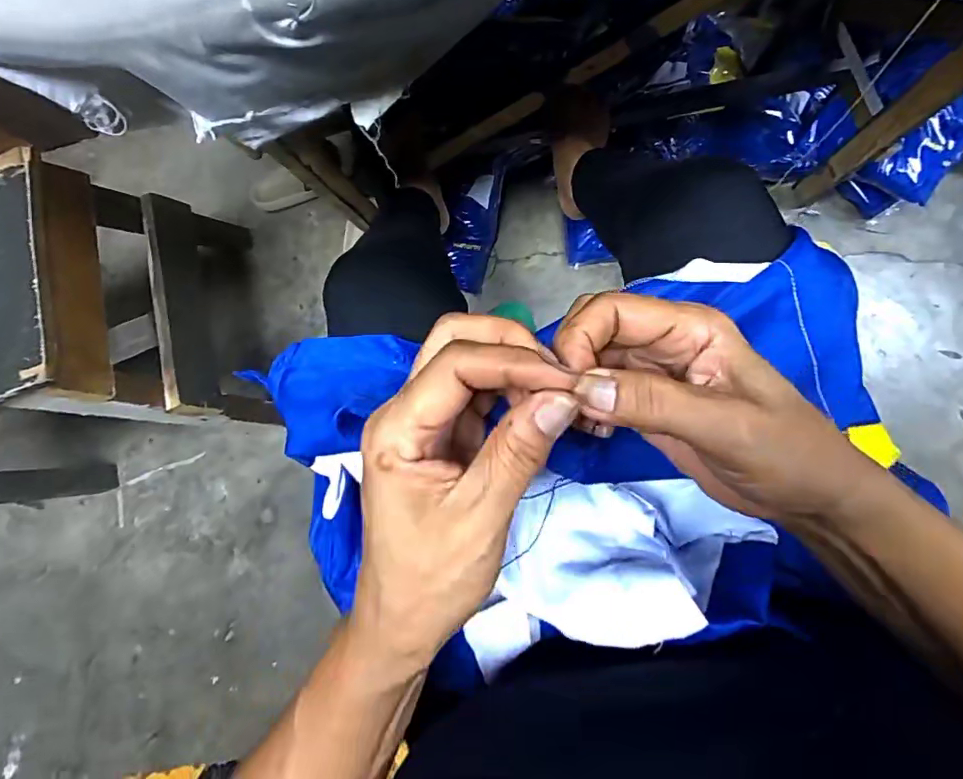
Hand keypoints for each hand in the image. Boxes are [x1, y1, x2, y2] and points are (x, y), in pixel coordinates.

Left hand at [353, 317, 579, 667]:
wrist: (403, 622)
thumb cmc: (432, 579)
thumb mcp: (480, 517)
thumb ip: (519, 451)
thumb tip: (563, 397)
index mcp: (398, 428)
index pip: (456, 363)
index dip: (514, 361)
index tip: (564, 381)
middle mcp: (405, 410)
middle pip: (454, 340)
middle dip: (509, 343)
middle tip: (557, 372)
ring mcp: (426, 417)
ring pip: (469, 356)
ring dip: (515, 361)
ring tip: (556, 388)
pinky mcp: (447, 429)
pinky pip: (482, 387)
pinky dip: (515, 385)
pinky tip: (541, 401)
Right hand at [552, 292, 880, 524]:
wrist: (810, 492)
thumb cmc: (784, 450)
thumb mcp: (724, 426)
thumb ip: (654, 403)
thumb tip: (580, 387)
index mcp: (692, 326)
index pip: (615, 309)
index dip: (581, 338)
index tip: (566, 386)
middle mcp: (670, 340)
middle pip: (598, 329)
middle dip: (570, 360)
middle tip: (558, 405)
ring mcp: (660, 373)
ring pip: (596, 361)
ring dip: (575, 386)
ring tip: (571, 423)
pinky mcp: (653, 405)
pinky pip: (606, 393)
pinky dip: (587, 406)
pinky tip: (590, 431)